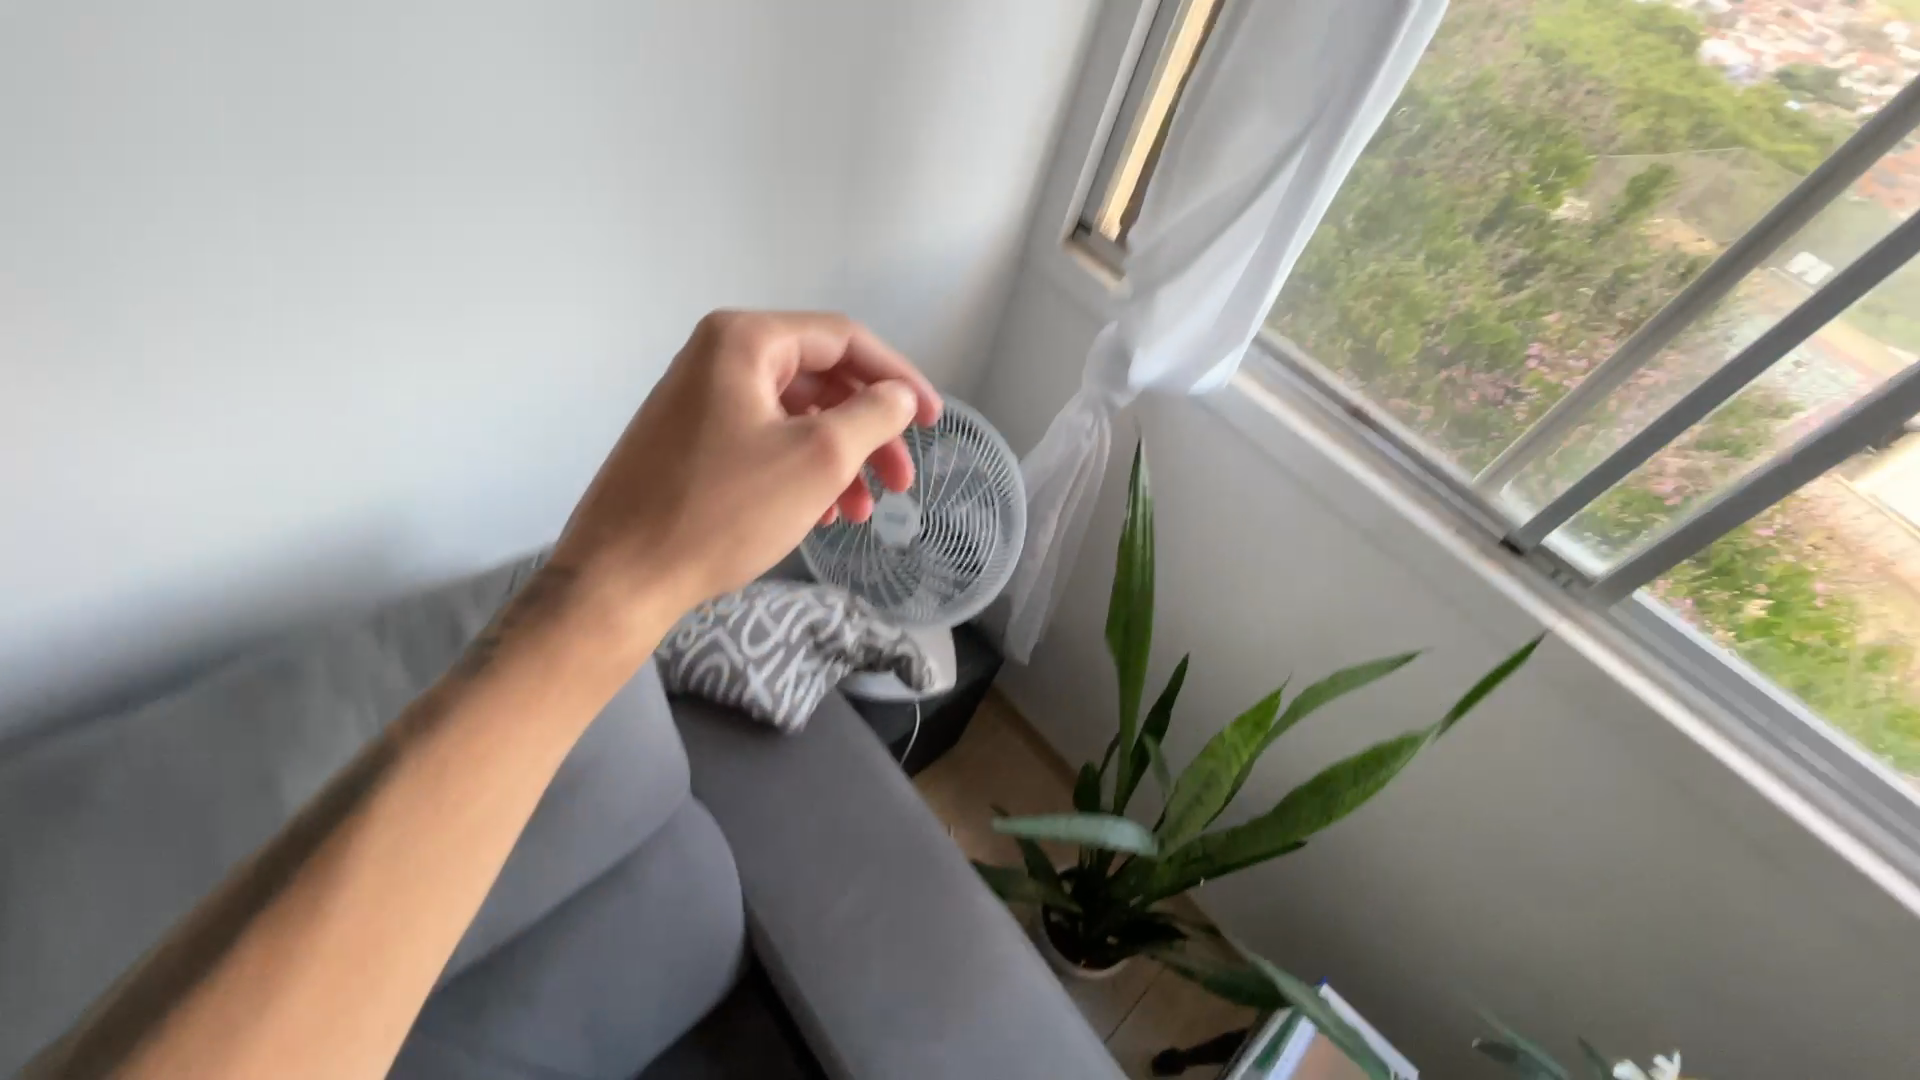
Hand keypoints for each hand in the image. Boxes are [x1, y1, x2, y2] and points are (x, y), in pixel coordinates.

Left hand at [547, 310, 941, 637]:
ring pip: (797, 418)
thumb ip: (872, 415)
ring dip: (841, 460)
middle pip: (823, 381)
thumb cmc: (724, 510)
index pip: (845, 340)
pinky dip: (803, 472)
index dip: (899, 378)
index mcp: (746, 341)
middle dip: (870, 432)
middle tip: (903, 481)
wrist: (622, 576)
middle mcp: (720, 357)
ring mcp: (702, 401)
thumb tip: (899, 396)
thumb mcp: (817, 458)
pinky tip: (824, 514)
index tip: (933, 420)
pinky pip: (766, 442)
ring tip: (865, 512)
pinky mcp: (692, 443)